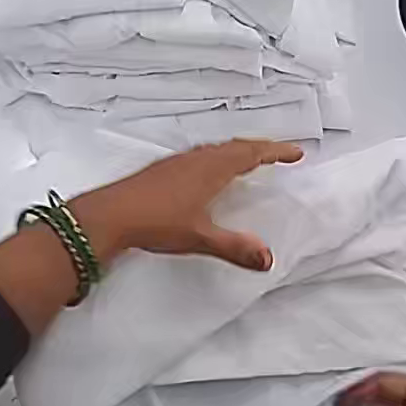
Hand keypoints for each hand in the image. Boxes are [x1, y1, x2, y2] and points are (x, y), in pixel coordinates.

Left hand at [71, 139, 304, 270]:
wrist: (109, 215)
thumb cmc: (154, 221)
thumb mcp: (200, 237)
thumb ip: (235, 247)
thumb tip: (266, 258)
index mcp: (212, 169)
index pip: (252, 154)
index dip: (276, 151)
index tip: (296, 152)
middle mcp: (197, 159)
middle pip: (236, 146)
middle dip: (260, 148)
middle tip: (277, 153)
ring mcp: (179, 162)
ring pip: (217, 149)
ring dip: (237, 151)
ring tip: (248, 159)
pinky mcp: (164, 169)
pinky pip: (200, 155)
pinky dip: (216, 158)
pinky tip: (209, 172)